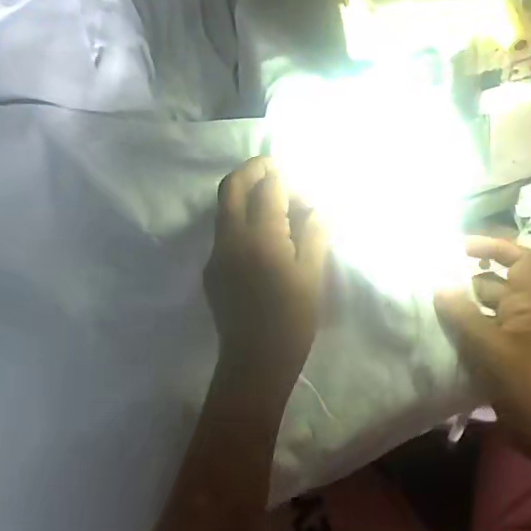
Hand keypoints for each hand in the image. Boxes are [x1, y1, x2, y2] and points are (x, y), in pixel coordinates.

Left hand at [204, 157, 329, 381]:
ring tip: (273, 203)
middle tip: (275, 168)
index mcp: (260, 237)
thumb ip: (314, 234)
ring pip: (224, 208)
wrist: (254, 362)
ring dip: (245, 195)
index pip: (268, 188)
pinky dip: (241, 220)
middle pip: (233, 186)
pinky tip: (264, 238)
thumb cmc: (292, 320)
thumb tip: (319, 207)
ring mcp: (216, 254)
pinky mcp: (211, 270)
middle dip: (253, 170)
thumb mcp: (312, 276)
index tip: (299, 179)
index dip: (284, 178)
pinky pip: (224, 232)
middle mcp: (231, 238)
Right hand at [433, 236, 530, 450]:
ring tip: (428, 309)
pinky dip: (460, 330)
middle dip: (463, 281)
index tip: (460, 249)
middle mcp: (520, 313)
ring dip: (459, 307)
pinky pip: (478, 332)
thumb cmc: (522, 381)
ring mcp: (511, 335)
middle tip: (430, 284)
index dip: (493, 246)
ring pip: (482, 309)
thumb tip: (439, 287)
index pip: (518, 258)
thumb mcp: (488, 345)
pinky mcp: (501, 355)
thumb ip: (462, 315)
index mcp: (527, 303)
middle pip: (492, 283)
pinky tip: (438, 336)